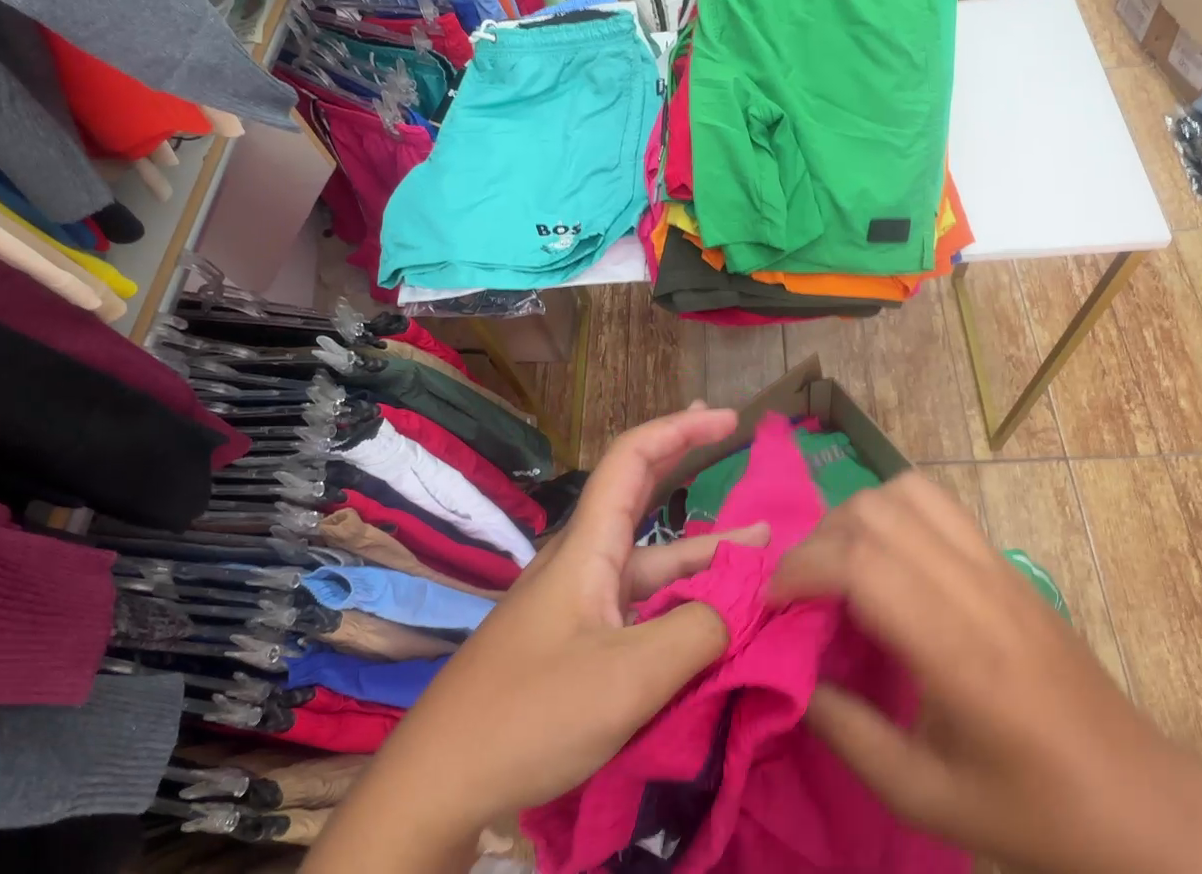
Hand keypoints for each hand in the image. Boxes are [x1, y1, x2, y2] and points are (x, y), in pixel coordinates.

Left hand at [306, 404, 767, 872]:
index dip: (681, 430)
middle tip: (730, 442)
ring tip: (760, 561)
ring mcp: (575, 611)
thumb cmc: (532, 714)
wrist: (441, 782)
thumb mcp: (631, 675)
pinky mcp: (574, 651)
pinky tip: (713, 627)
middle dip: (686, 470)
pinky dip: (682, 610)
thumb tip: (745, 603)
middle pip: (640, 504)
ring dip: (702, 562)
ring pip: (649, 570)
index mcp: (586, 551)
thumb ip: (699, 631)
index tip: (729, 419)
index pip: (632, 461)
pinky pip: (639, 613)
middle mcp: (580, 568)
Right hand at [771, 473, 1201, 873]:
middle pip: (876, 512)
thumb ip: (846, 731)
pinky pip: (940, 508)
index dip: (800, 569)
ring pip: (909, 492)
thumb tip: (789, 675)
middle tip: (798, 593)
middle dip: (817, 540)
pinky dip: (893, 516)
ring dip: (855, 518)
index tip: (772, 606)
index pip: (861, 562)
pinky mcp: (1012, 568)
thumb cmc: (1033, 812)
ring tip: (837, 570)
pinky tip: (885, 568)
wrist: (1143, 805)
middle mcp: (980, 590)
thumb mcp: (923, 795)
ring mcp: (1002, 570)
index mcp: (959, 651)